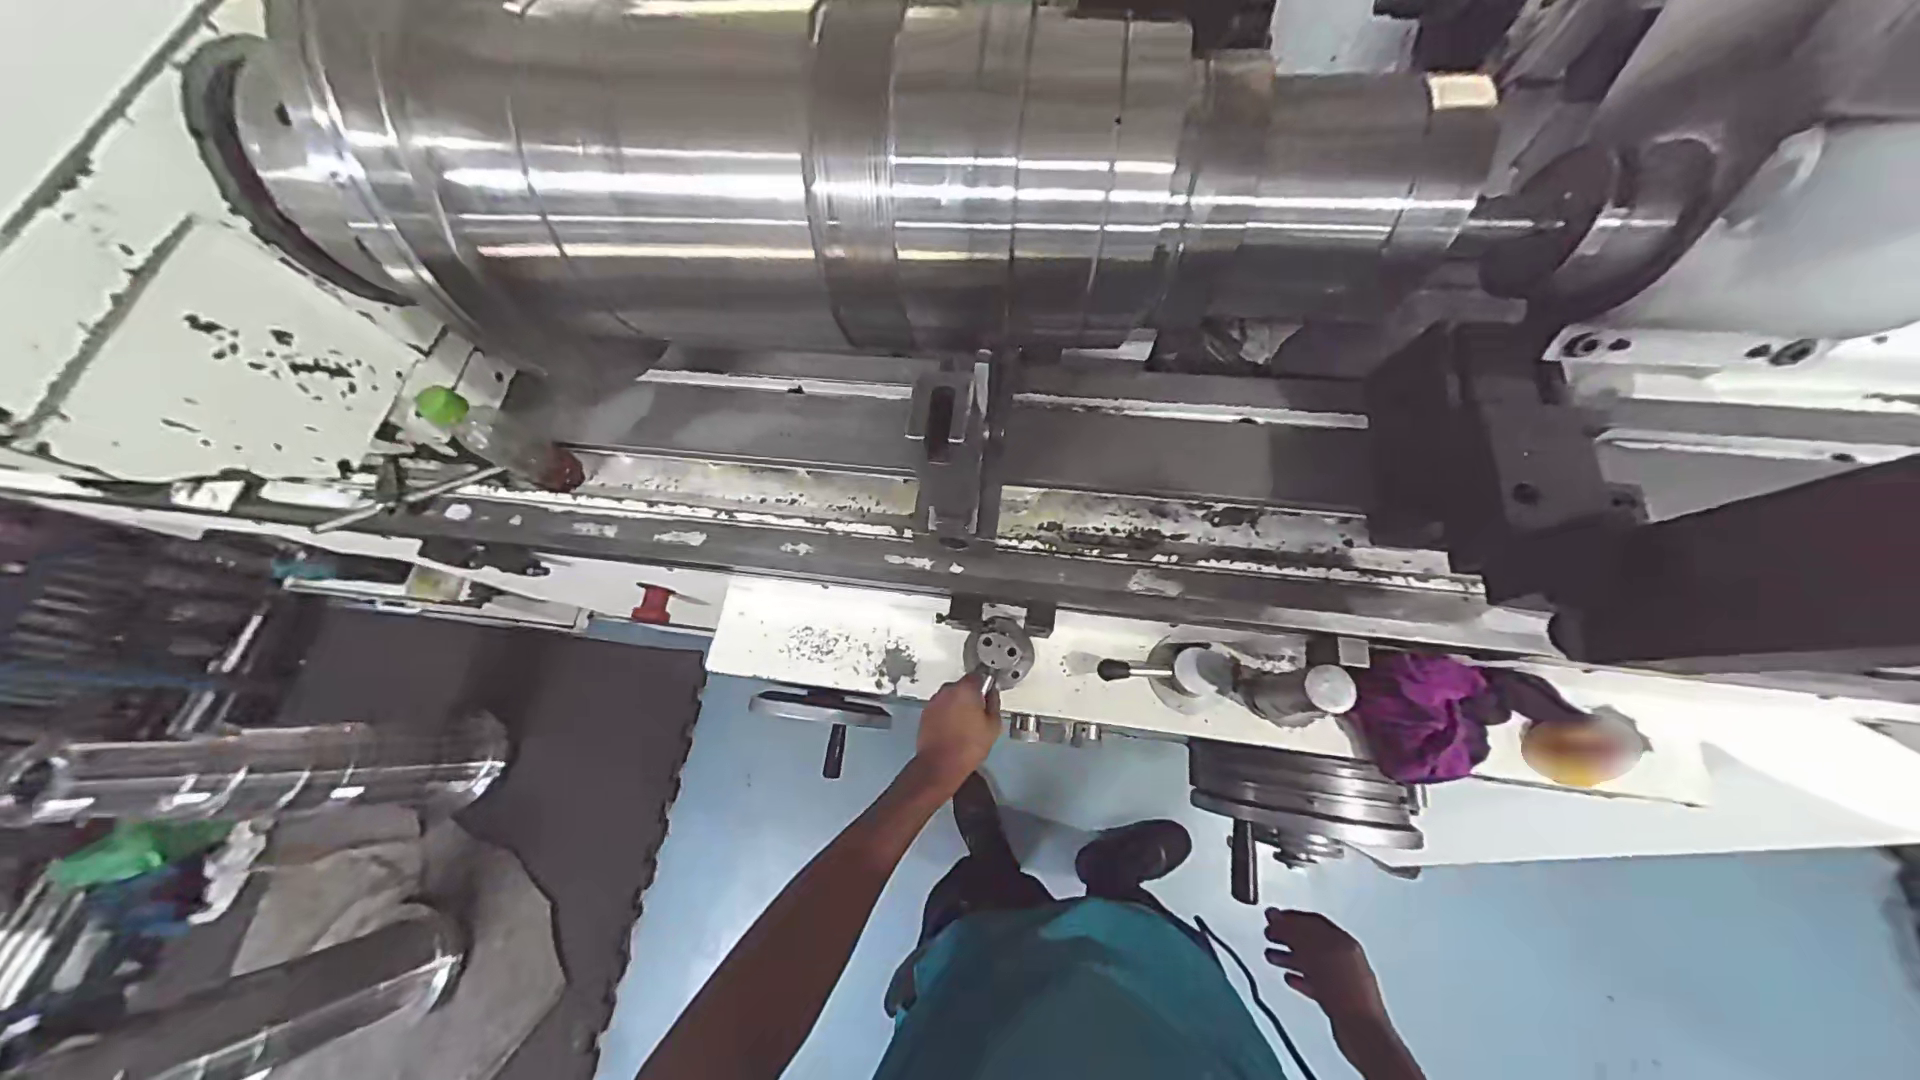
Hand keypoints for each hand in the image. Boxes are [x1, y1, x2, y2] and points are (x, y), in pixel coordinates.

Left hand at [911, 674, 1000, 790]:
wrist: (941, 764)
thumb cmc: (969, 745)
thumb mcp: (993, 725)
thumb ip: (994, 703)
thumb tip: (991, 693)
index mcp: (966, 689)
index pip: (978, 676)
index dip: (984, 686)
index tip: (987, 697)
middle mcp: (947, 690)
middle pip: (962, 685)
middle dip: (970, 695)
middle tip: (977, 714)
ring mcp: (934, 701)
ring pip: (950, 696)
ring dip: (957, 704)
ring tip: (964, 724)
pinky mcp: (925, 713)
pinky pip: (940, 707)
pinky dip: (946, 713)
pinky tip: (951, 728)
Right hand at [1263, 909, 1387, 1028]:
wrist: (1361, 1032)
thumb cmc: (1344, 989)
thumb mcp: (1312, 953)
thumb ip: (1291, 932)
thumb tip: (1275, 916)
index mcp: (1343, 941)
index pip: (1312, 921)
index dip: (1289, 917)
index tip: (1272, 916)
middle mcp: (1345, 958)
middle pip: (1310, 940)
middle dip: (1287, 936)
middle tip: (1269, 932)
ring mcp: (1343, 979)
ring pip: (1310, 962)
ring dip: (1289, 956)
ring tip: (1272, 956)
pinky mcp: (1339, 1000)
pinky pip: (1315, 982)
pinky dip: (1300, 977)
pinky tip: (1290, 978)